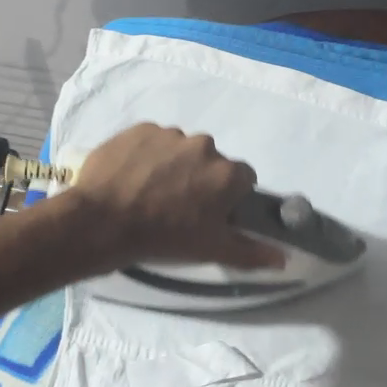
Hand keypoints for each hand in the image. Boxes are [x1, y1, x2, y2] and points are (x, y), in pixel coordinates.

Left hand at [67, 124, 285, 269]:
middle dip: (200, 179)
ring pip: (180, 150)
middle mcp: (204, 145)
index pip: (243, 179)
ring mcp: (170, 134)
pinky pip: (151, 141)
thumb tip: (283, 258)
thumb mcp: (210, 250)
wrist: (103, 221)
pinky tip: (131, 176)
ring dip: (172, 165)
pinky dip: (146, 155)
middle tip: (177, 204)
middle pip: (210, 161)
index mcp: (227, 173)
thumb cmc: (164, 237)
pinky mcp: (139, 129)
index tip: (211, 212)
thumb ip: (251, 251)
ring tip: (149, 191)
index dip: (229, 196)